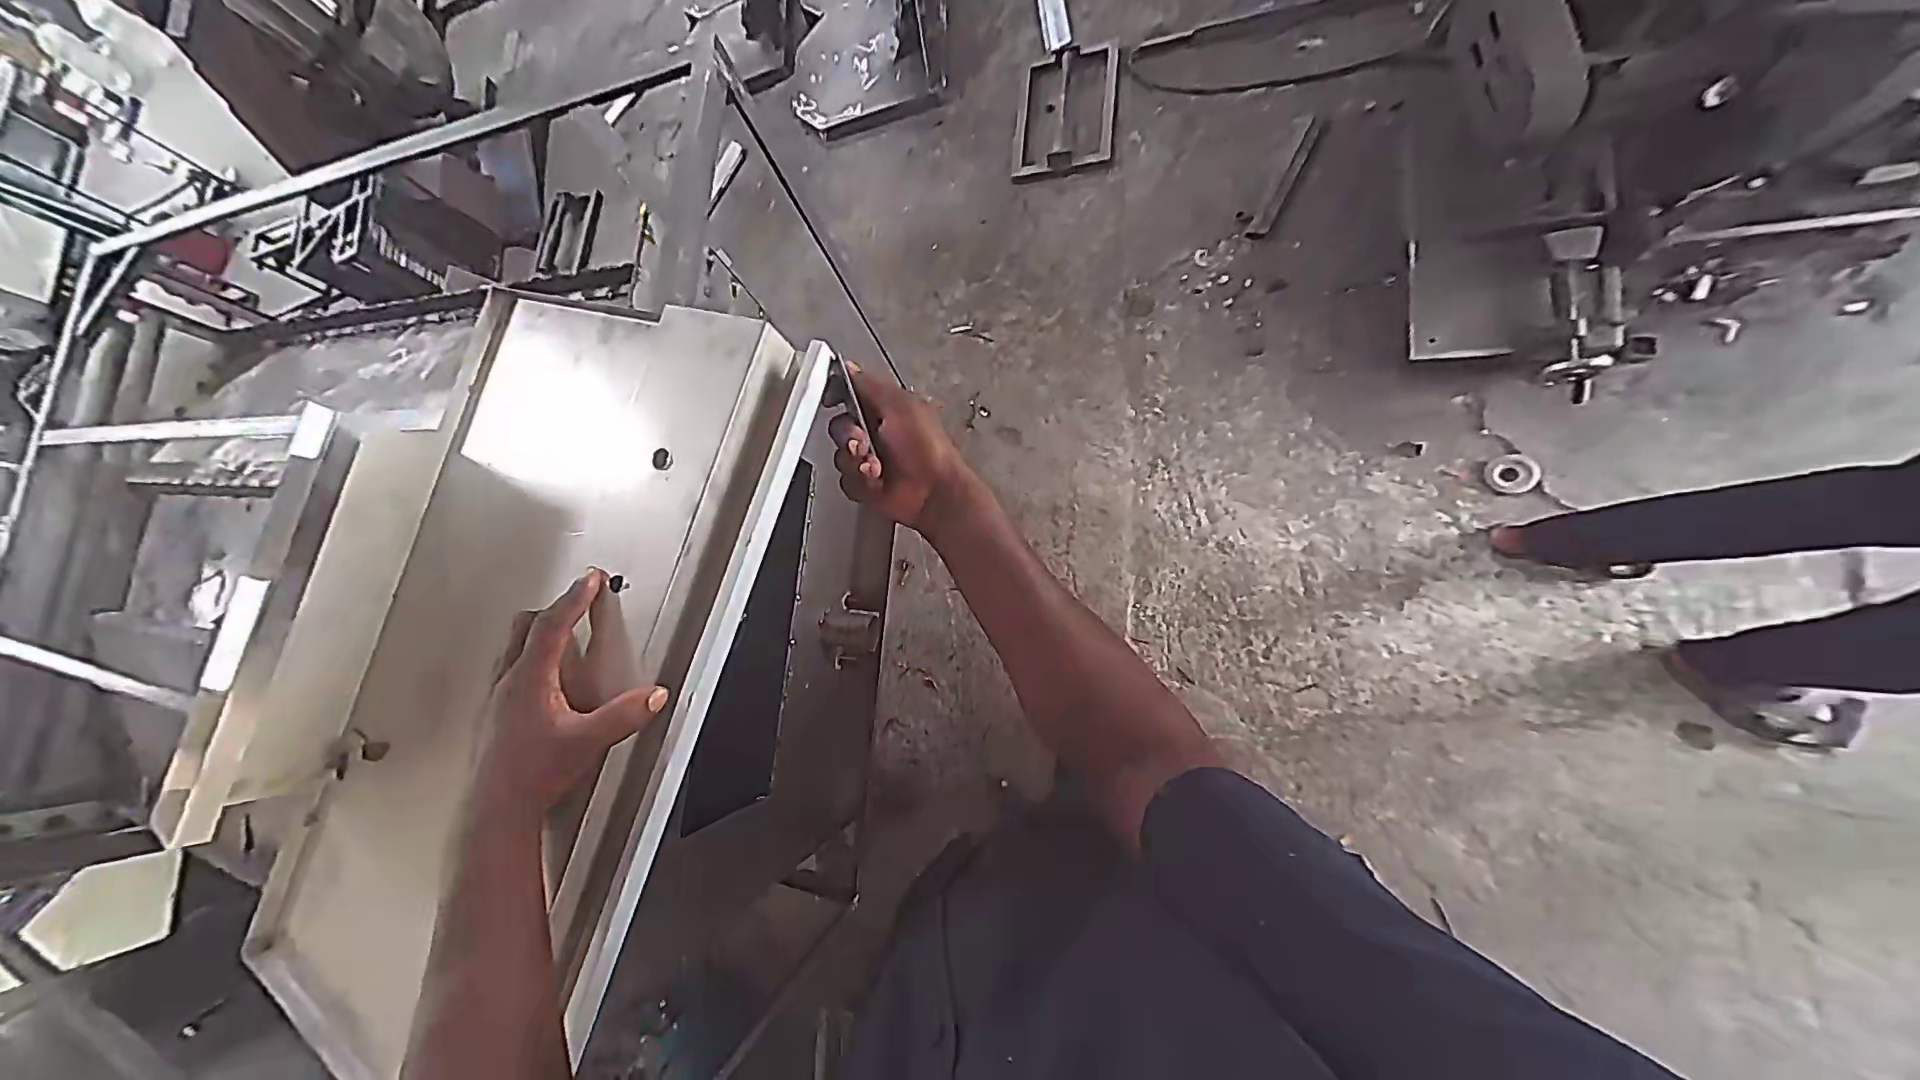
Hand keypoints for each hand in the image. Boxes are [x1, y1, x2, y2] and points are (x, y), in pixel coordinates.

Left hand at [475, 569, 668, 815]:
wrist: (495, 812)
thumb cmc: (530, 776)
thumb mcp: (589, 741)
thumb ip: (625, 715)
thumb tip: (652, 696)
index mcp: (529, 680)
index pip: (552, 625)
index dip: (575, 598)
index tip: (591, 580)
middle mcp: (507, 684)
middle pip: (526, 626)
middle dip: (556, 607)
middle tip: (580, 597)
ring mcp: (497, 699)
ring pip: (514, 646)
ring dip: (541, 630)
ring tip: (564, 629)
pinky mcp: (494, 715)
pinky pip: (510, 669)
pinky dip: (531, 656)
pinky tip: (546, 675)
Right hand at [828, 364, 975, 538]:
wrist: (933, 491)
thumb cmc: (926, 448)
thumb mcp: (899, 406)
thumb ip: (869, 386)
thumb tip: (849, 368)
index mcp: (886, 409)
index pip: (852, 395)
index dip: (837, 395)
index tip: (832, 399)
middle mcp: (876, 433)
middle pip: (839, 426)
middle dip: (847, 434)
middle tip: (861, 442)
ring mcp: (870, 459)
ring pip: (840, 455)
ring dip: (855, 460)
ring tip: (875, 466)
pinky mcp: (866, 483)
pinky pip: (846, 479)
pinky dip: (860, 480)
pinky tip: (877, 480)